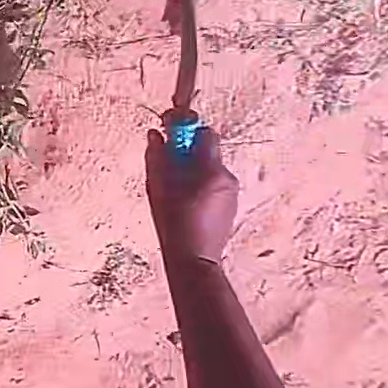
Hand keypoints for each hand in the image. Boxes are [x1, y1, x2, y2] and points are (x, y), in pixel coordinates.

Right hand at [144, 126, 237, 265]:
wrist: (194, 259)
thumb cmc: (173, 221)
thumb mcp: (157, 185)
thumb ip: (157, 154)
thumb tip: (156, 134)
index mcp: (210, 169)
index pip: (204, 132)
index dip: (186, 128)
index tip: (170, 130)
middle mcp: (225, 176)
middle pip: (208, 148)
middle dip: (188, 149)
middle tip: (169, 162)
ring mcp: (230, 191)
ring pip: (210, 166)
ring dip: (194, 167)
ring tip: (176, 186)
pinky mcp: (230, 204)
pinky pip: (214, 182)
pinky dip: (201, 183)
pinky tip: (187, 200)